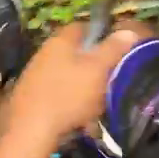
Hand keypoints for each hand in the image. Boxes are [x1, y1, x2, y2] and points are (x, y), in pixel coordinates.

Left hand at [4, 23, 141, 149]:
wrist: (30, 130)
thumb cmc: (69, 94)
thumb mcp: (98, 70)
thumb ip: (113, 49)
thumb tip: (128, 31)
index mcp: (60, 41)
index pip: (81, 27)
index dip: (100, 35)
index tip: (115, 50)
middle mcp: (43, 53)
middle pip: (74, 53)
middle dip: (92, 66)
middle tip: (109, 80)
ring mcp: (34, 75)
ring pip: (66, 76)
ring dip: (82, 88)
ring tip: (96, 105)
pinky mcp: (30, 97)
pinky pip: (57, 94)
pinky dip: (69, 103)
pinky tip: (78, 119)